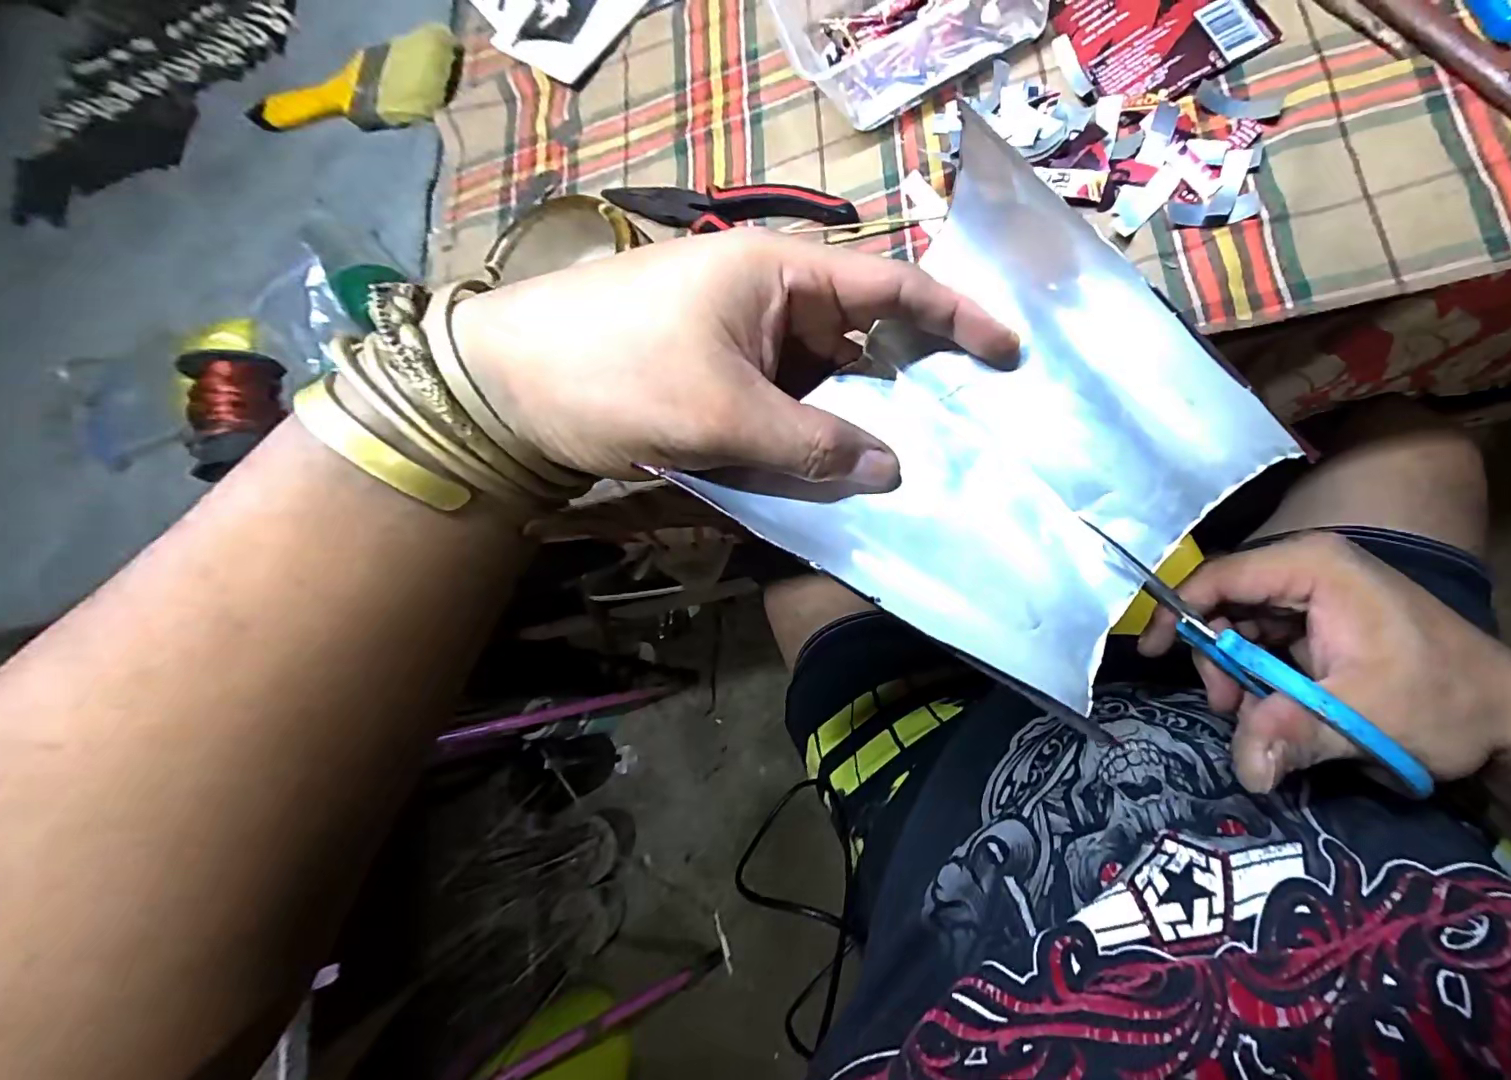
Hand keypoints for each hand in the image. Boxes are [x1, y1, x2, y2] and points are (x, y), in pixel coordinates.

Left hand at [450, 229, 1019, 488]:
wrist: (504, 391)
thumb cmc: (613, 373)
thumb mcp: (722, 413)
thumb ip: (814, 444)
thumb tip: (893, 470)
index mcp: (780, 275)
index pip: (888, 287)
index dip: (954, 317)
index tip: (1005, 350)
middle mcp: (774, 301)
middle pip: (864, 342)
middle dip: (908, 386)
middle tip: (960, 431)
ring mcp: (751, 343)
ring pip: (828, 384)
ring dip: (857, 423)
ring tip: (904, 465)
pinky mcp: (729, 380)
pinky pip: (792, 407)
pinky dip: (815, 437)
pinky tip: (837, 472)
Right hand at [1137, 532, 1510, 792]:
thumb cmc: (1446, 701)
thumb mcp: (1365, 719)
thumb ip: (1295, 735)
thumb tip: (1244, 773)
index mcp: (1316, 567)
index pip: (1219, 576)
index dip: (1176, 611)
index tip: (1151, 653)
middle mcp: (1308, 566)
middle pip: (1224, 598)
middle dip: (1213, 652)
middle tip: (1226, 707)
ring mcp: (1314, 589)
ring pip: (1238, 620)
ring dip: (1233, 668)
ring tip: (1256, 714)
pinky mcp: (1319, 615)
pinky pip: (1262, 635)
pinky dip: (1255, 671)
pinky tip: (1273, 704)